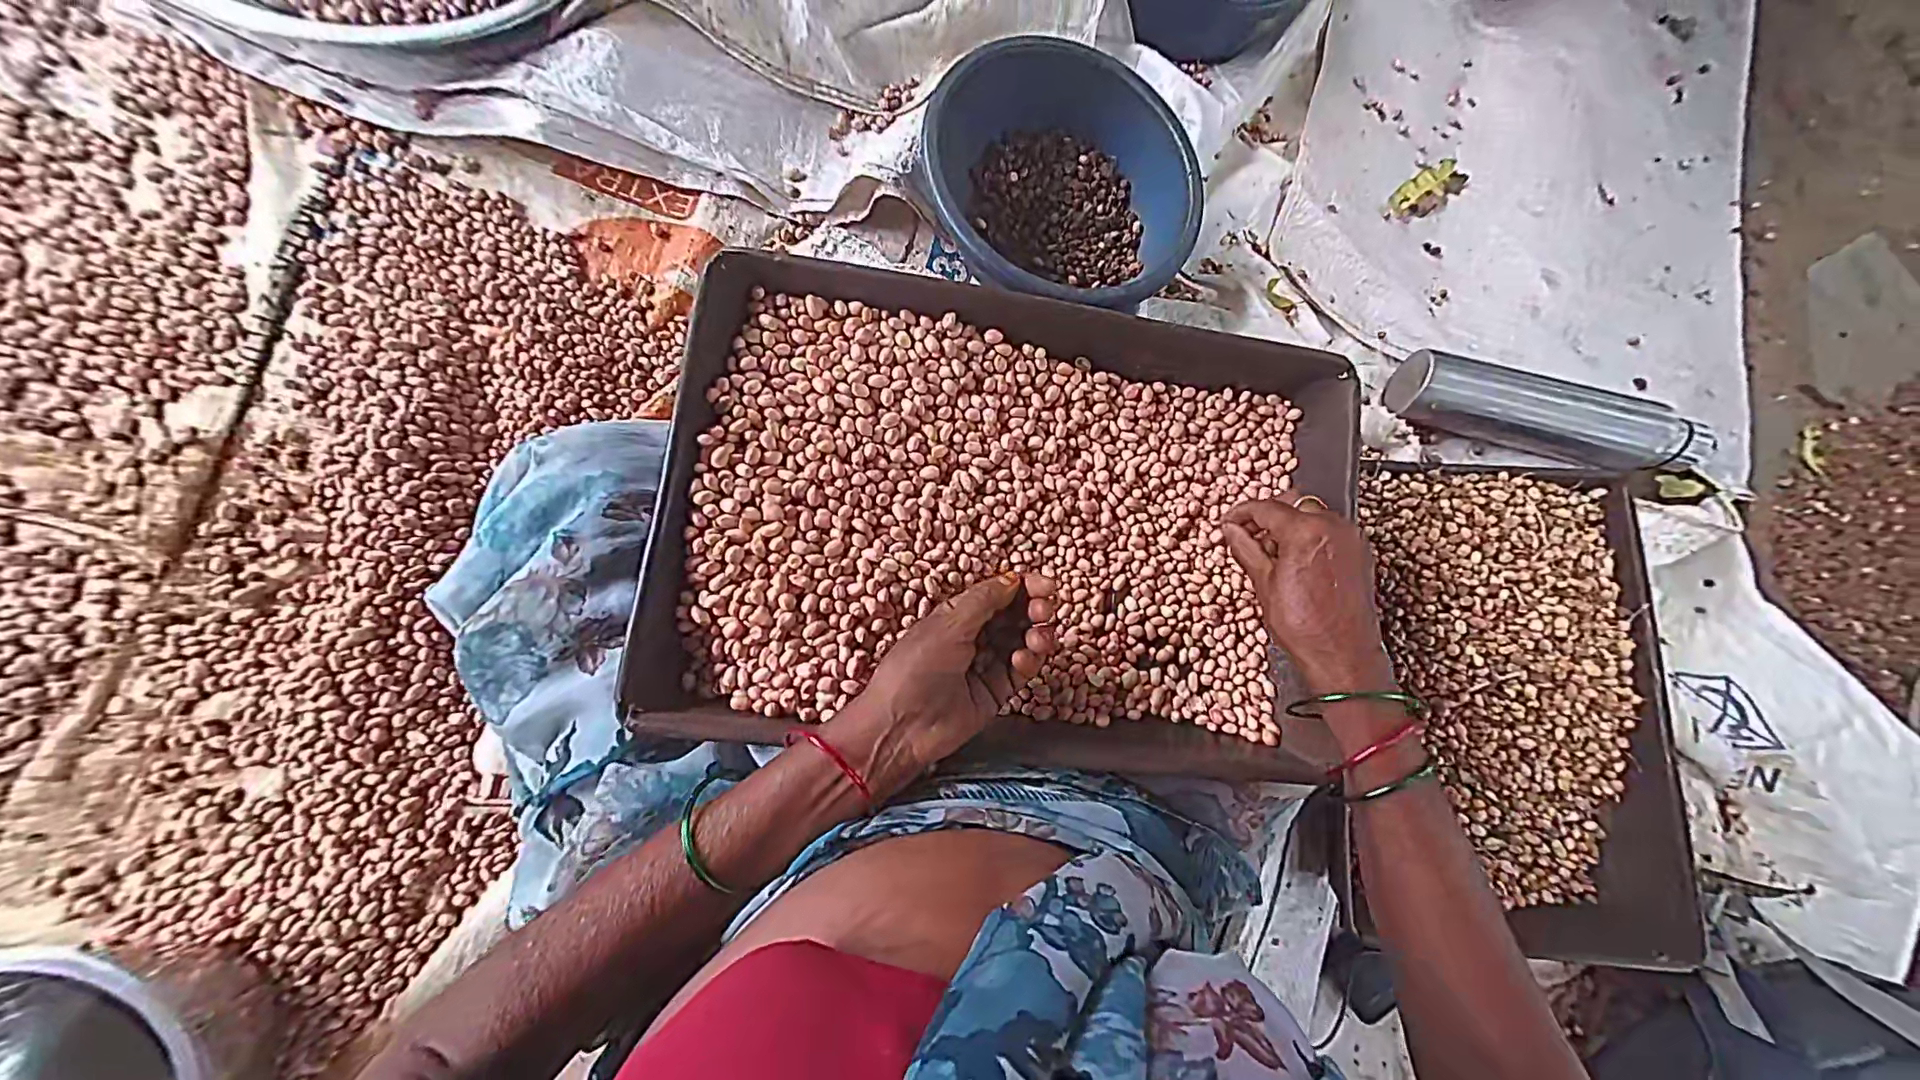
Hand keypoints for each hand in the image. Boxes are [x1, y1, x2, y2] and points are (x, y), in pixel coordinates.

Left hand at [824, 573, 1057, 797]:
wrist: (902, 727)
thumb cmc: (913, 671)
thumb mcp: (947, 625)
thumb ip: (983, 601)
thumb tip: (1011, 579)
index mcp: (956, 615)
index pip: (996, 593)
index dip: (1022, 586)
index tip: (1045, 585)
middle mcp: (973, 637)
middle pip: (1013, 615)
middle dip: (1033, 608)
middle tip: (1044, 608)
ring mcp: (985, 664)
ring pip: (1022, 640)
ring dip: (1036, 633)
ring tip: (1036, 637)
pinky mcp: (996, 691)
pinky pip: (1022, 670)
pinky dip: (1029, 660)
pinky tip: (1022, 658)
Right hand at [1220, 496, 1395, 695]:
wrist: (1342, 654)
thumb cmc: (1305, 627)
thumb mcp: (1263, 583)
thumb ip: (1246, 548)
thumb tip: (1232, 530)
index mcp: (1306, 531)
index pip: (1267, 507)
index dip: (1242, 513)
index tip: (1230, 521)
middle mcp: (1334, 527)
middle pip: (1294, 502)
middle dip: (1268, 514)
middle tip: (1247, 532)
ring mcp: (1351, 539)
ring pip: (1313, 514)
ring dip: (1289, 524)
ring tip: (1269, 551)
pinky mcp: (1360, 553)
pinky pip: (1329, 530)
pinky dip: (1309, 535)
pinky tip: (1292, 559)